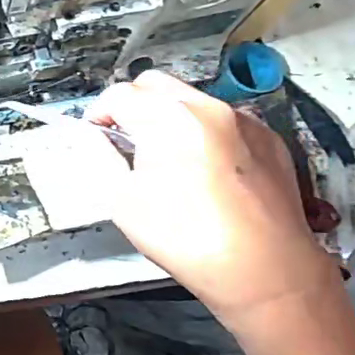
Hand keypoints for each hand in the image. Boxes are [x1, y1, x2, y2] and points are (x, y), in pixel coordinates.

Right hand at [85, 70, 341, 326]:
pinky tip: (204, 172)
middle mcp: (208, 108)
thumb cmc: (192, 241)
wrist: (265, 270)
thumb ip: (98, 156)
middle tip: (125, 140)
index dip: (98, 113)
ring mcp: (243, 120)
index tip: (95, 132)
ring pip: (191, 100)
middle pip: (155, 84)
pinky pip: (225, 120)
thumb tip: (87, 136)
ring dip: (169, 117)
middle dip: (133, 105)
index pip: (119, 94)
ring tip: (166, 161)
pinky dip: (205, 133)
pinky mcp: (268, 138)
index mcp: (169, 119)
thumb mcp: (123, 201)